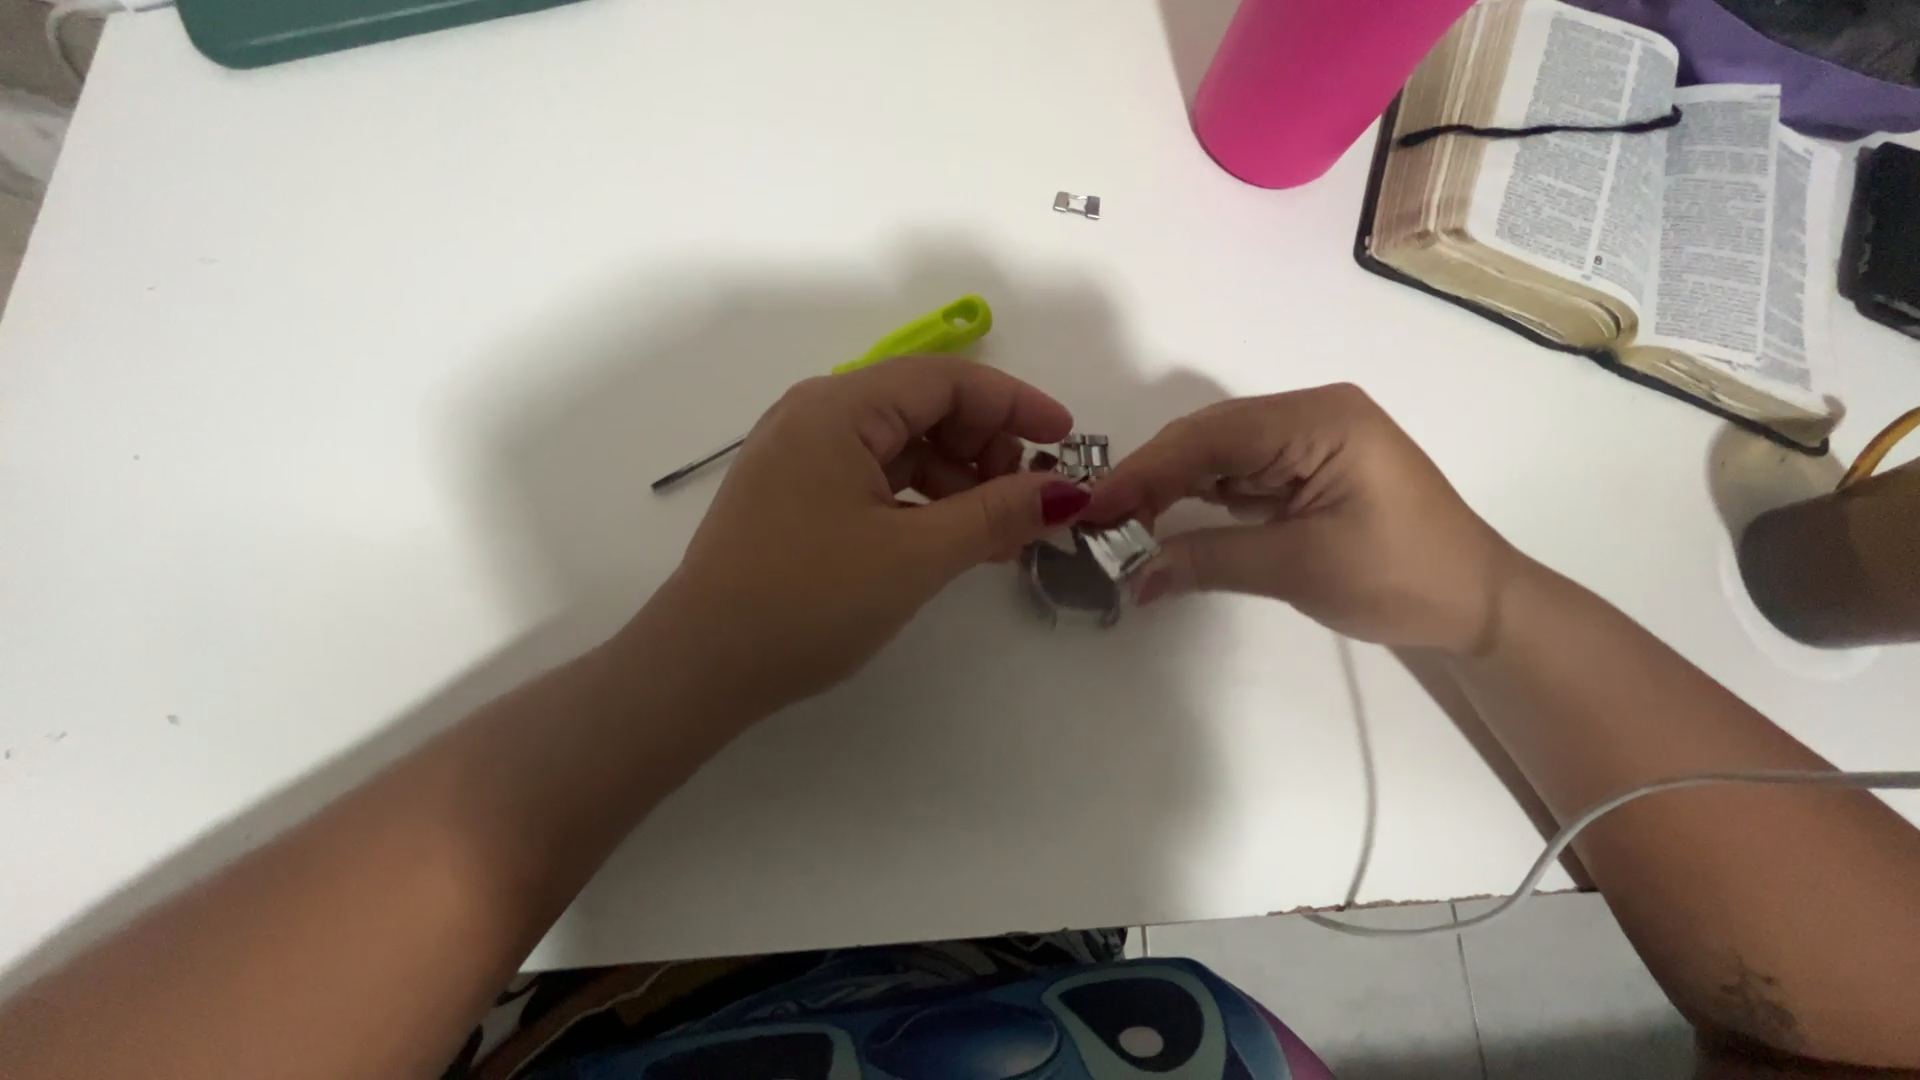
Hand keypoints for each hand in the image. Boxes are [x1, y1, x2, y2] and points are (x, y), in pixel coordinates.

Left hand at [636, 356, 1092, 717]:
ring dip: (958, 482)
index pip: (948, 379)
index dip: (1015, 403)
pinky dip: (921, 503)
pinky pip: (876, 479)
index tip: (1067, 439)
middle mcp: (816, 416)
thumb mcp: (915, 555)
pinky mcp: (797, 496)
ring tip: (998, 536)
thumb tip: (1067, 492)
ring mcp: (802, 457)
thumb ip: (996, 514)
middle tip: (1028, 503)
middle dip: (987, 448)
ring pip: (902, 447)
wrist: (702, 666)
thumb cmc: (809, 600)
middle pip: (925, 408)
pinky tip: (950, 540)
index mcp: (840, 407)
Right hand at [1085, 384, 1515, 653]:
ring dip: (1168, 487)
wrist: (1475, 604)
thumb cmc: (1403, 578)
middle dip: (1151, 477)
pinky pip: (1233, 473)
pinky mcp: (1301, 466)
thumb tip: (1132, 578)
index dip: (1146, 470)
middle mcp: (1308, 414)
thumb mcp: (1299, 569)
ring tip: (1123, 526)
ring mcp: (1305, 439)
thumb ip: (1208, 561)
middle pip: (1206, 436)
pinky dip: (1196, 497)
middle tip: (1101, 523)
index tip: (1095, 508)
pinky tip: (1165, 520)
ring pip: (1214, 453)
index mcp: (1319, 419)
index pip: (1211, 436)